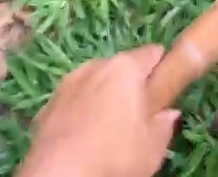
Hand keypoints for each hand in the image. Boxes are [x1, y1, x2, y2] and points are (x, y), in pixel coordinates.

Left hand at [15, 44, 180, 176]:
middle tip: (136, 115)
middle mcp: (97, 65)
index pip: (152, 53)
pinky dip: (79, 111)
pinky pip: (72, 101)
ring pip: (93, 82)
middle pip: (120, 67)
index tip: (164, 88)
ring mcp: (69, 82)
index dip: (161, 68)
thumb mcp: (152, 149)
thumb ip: (164, 126)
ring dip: (101, 96)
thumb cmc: (114, 157)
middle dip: (129, 85)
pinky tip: (82, 137)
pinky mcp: (48, 103)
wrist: (59, 175)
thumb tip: (170, 113)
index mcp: (126, 68)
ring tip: (106, 128)